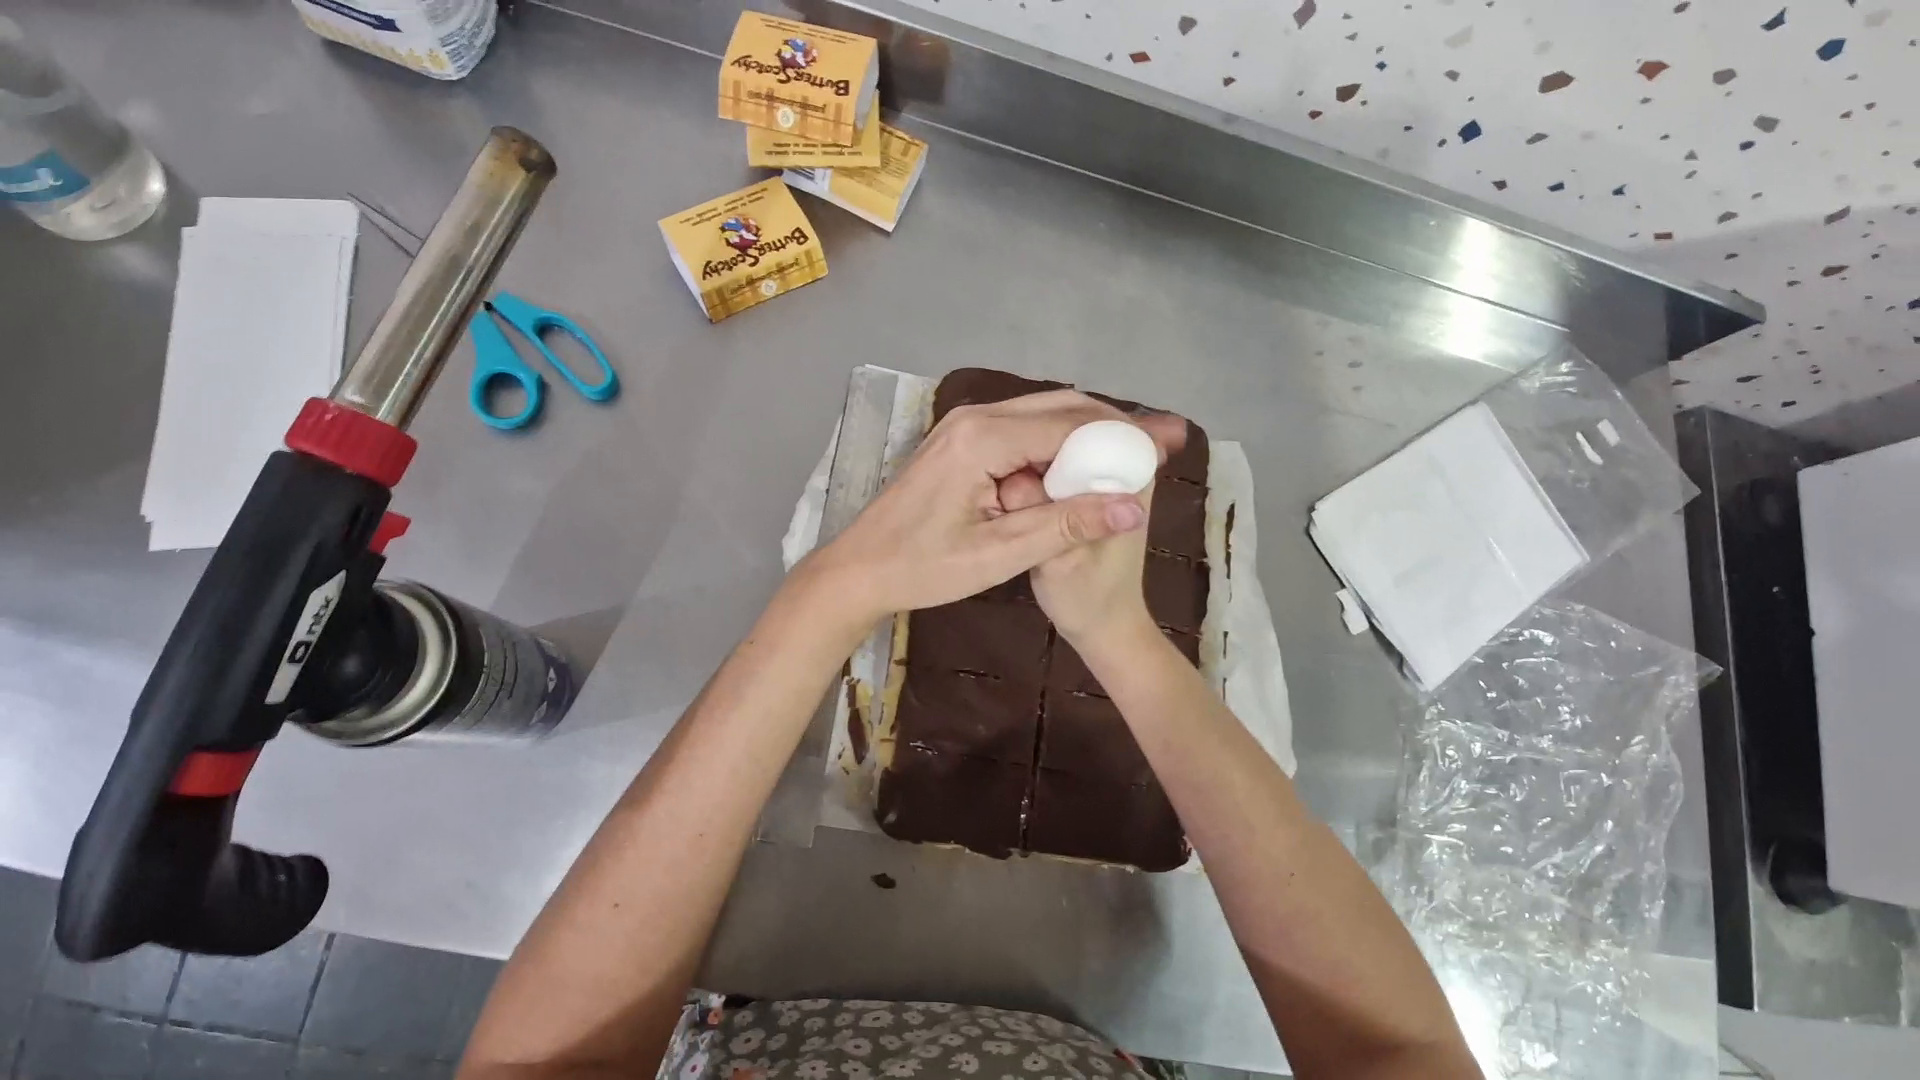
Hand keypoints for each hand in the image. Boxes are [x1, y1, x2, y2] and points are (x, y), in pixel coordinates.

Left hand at [804, 391, 1181, 620]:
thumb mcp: (998, 554)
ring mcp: (964, 426)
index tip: (1166, 451)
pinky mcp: (960, 441)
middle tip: (1154, 454)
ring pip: (1042, 416)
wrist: (859, 570)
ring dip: (1083, 439)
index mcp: (983, 438)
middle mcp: (975, 417)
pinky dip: (1054, 448)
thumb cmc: (922, 568)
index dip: (1123, 437)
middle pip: (1061, 408)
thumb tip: (1132, 509)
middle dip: (1110, 430)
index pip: (1071, 425)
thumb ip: (1066, 527)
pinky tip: (1075, 476)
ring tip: (1123, 468)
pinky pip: (1021, 431)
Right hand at [995, 416, 1190, 655]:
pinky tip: (1005, 474)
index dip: (1054, 423)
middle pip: (1080, 427)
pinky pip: (1060, 463)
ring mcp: (1104, 479)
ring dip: (1035, 445)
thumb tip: (1011, 476)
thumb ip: (1041, 517)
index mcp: (1128, 476)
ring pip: (1067, 443)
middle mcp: (1121, 468)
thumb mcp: (1060, 560)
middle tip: (997, 446)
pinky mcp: (1086, 492)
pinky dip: (1035, 465)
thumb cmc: (1087, 598)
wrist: (1102, 627)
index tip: (1011, 436)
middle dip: (1042, 430)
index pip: (1097, 423)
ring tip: (996, 456)